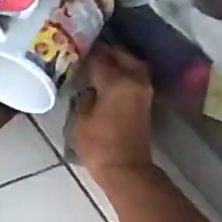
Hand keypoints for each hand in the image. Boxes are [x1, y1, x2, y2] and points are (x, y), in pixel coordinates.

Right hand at [73, 43, 153, 174]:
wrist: (126, 170)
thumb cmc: (100, 147)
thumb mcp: (82, 121)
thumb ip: (85, 97)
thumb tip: (90, 88)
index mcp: (118, 81)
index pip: (100, 58)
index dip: (87, 54)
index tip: (76, 51)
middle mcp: (135, 80)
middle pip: (121, 56)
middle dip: (106, 53)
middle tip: (89, 54)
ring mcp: (144, 91)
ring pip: (132, 65)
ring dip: (118, 61)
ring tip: (99, 65)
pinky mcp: (145, 103)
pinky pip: (135, 78)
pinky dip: (124, 74)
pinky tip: (109, 80)